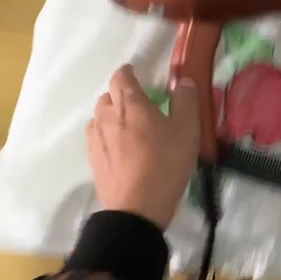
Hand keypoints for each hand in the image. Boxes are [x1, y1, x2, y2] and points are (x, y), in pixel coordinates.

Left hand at [86, 65, 200, 228]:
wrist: (137, 208)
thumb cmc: (166, 163)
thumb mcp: (187, 129)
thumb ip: (185, 100)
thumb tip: (182, 81)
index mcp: (131, 104)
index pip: (121, 78)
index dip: (128, 72)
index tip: (136, 72)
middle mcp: (108, 117)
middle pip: (107, 96)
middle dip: (120, 94)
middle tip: (139, 102)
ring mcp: (97, 140)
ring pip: (99, 117)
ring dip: (111, 114)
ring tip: (128, 124)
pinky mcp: (94, 160)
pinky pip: (96, 137)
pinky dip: (106, 134)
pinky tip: (120, 146)